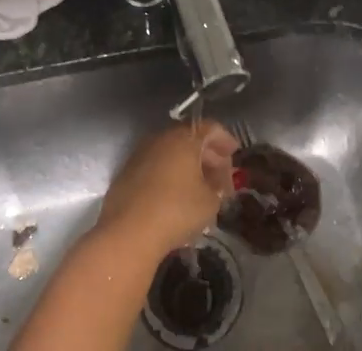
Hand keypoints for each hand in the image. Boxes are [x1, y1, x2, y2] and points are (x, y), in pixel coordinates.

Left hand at [96, 121, 238, 255]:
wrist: (127, 233)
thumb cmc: (176, 211)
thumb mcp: (210, 201)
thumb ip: (218, 186)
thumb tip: (216, 180)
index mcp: (183, 138)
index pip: (209, 128)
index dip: (225, 140)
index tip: (235, 153)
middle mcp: (160, 139)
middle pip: (189, 139)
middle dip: (208, 155)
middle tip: (220, 175)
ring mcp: (140, 155)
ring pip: (170, 153)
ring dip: (187, 166)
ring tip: (201, 188)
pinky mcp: (126, 174)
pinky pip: (155, 167)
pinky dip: (169, 175)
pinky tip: (176, 196)